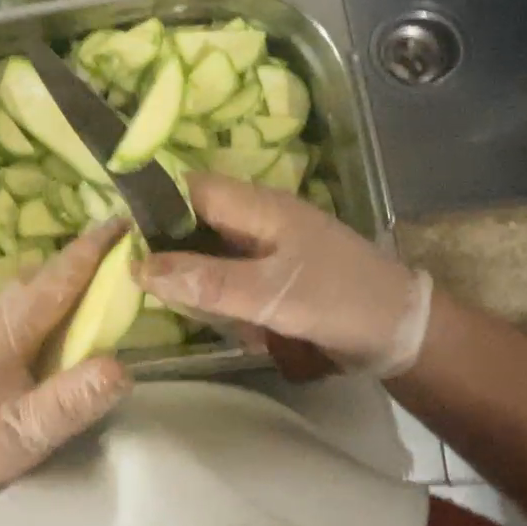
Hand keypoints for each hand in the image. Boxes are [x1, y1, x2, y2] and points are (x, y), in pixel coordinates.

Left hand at [0, 219, 135, 509]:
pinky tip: (70, 308)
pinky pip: (24, 303)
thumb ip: (72, 401)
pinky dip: (53, 293)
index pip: (51, 283)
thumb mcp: (28, 433)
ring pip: (29, 287)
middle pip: (40, 276)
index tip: (122, 222)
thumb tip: (122, 366)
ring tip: (105, 270)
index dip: (88, 252)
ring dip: (66, 273)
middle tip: (125, 245)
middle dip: (81, 256)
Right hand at [134, 173, 432, 377]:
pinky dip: (216, 295)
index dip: (152, 206)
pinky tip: (215, 317)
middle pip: (193, 221)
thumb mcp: (267, 295)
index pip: (188, 190)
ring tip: (176, 304)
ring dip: (193, 278)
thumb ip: (204, 281)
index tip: (121, 238)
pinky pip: (228, 275)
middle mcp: (258, 218)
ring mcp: (268, 245)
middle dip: (168, 250)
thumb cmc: (338, 302)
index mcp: (258, 207)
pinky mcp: (275, 272)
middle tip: (139, 281)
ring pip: (208, 251)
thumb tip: (136, 267)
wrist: (405, 335)